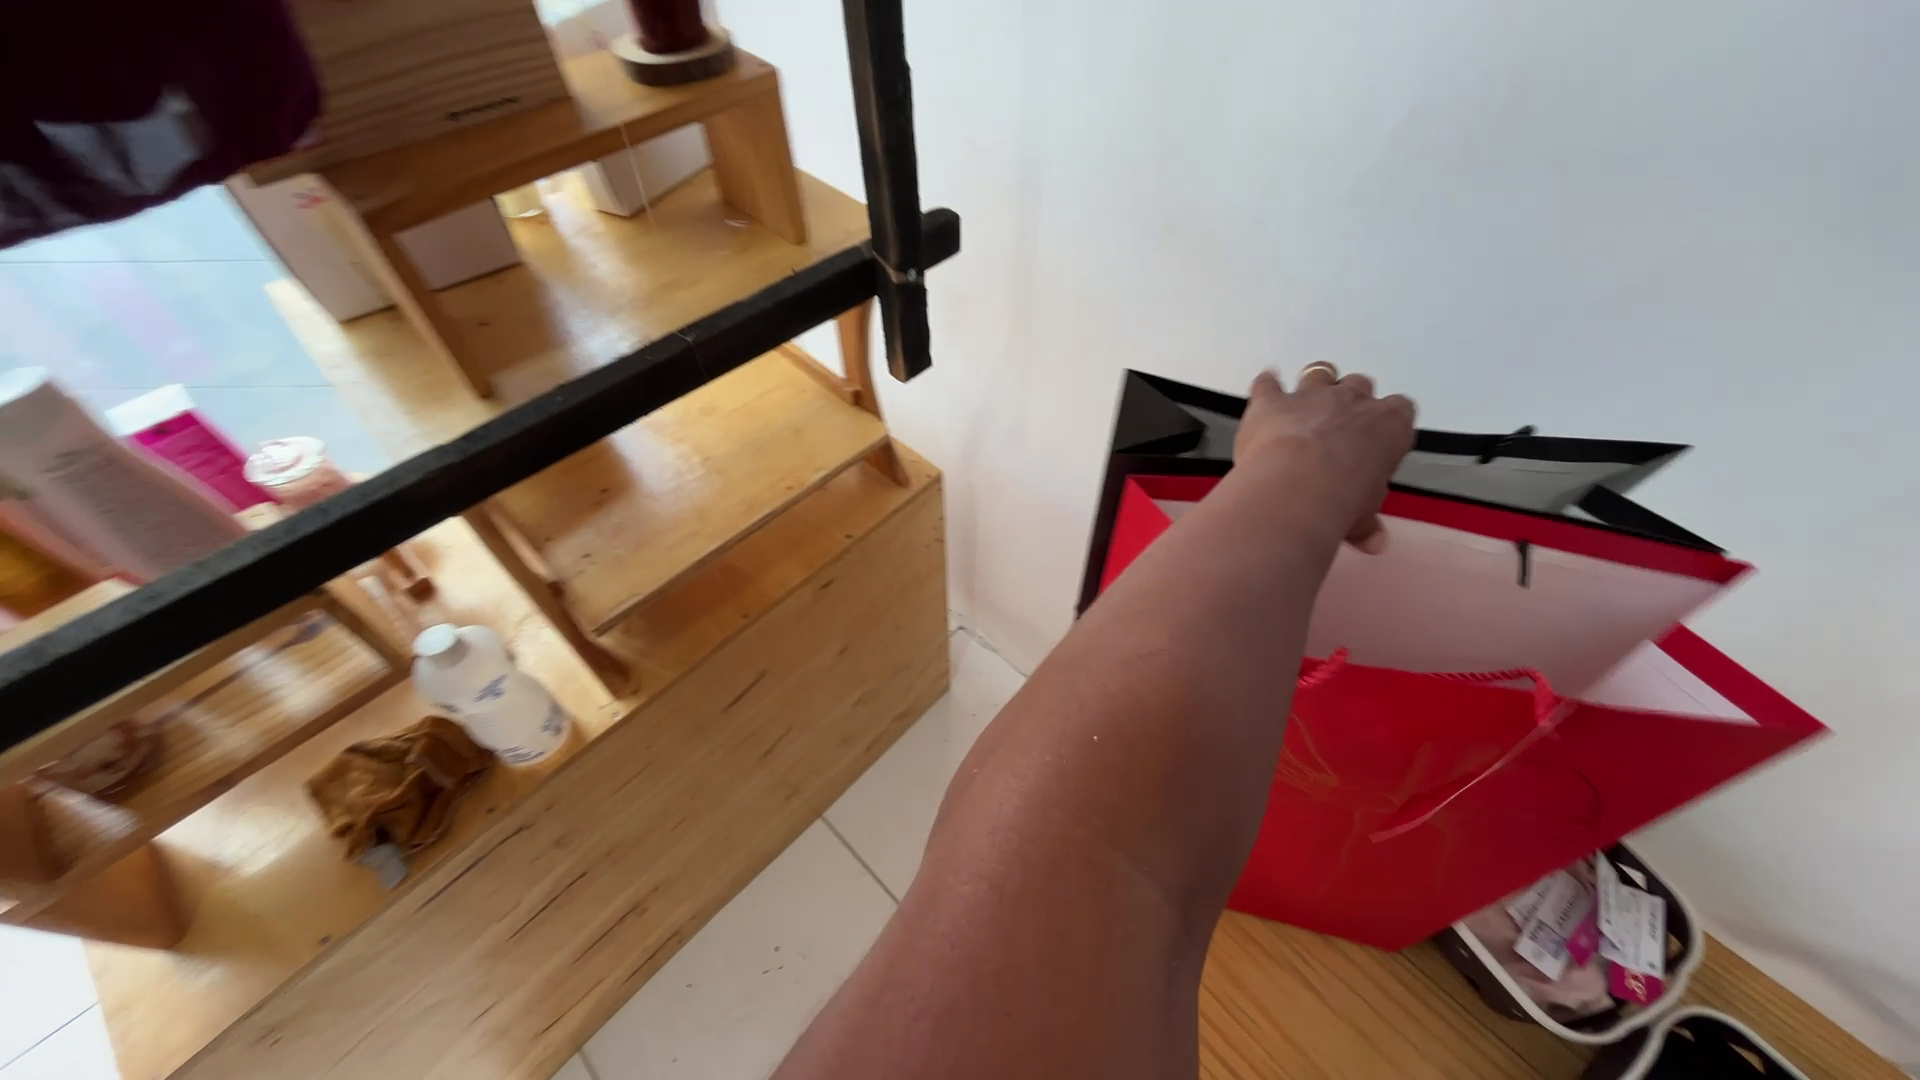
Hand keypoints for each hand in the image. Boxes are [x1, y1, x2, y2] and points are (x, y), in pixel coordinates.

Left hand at [1233, 362, 1415, 553]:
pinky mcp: (1271, 400)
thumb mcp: (1361, 517)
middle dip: (1349, 399)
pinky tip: (1264, 387)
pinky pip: (1268, 383)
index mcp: (1388, 425)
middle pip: (1358, 385)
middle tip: (1337, 421)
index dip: (1387, 421)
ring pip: (1319, 374)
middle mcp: (1352, 400)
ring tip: (1305, 399)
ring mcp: (1310, 395)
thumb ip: (1366, 525)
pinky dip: (1266, 384)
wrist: (1297, 485)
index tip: (1376, 437)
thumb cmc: (1342, 500)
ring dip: (1314, 383)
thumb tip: (1375, 544)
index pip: (1400, 410)